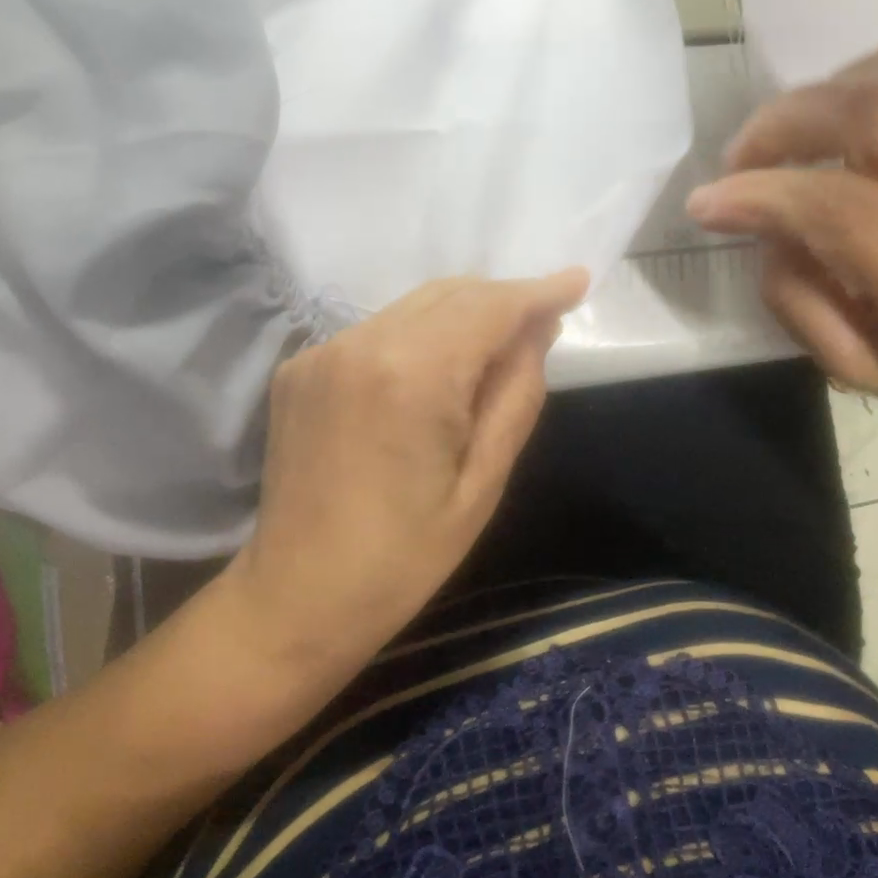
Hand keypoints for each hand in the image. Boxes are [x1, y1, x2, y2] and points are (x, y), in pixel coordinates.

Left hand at [231, 270, 590, 661]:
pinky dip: (415, 339)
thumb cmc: (406, 557)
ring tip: (493, 354)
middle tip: (542, 325)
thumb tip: (537, 332)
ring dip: (459, 318)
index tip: (578, 280)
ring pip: (410, 309)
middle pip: (448, 294)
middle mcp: (361, 343)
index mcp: (413, 374)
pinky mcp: (298, 369)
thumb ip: (516, 395)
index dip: (538, 292)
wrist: (300, 596)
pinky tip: (432, 376)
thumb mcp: (483, 483)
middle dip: (501, 301)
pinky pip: (374, 333)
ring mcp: (321, 353)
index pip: (489, 307)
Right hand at [687, 26, 877, 449]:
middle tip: (745, 156)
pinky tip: (861, 94)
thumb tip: (761, 222)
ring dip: (836, 84)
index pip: (848, 210)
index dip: (766, 195)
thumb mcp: (856, 369)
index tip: (709, 203)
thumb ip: (797, 300)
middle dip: (792, 120)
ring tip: (798, 129)